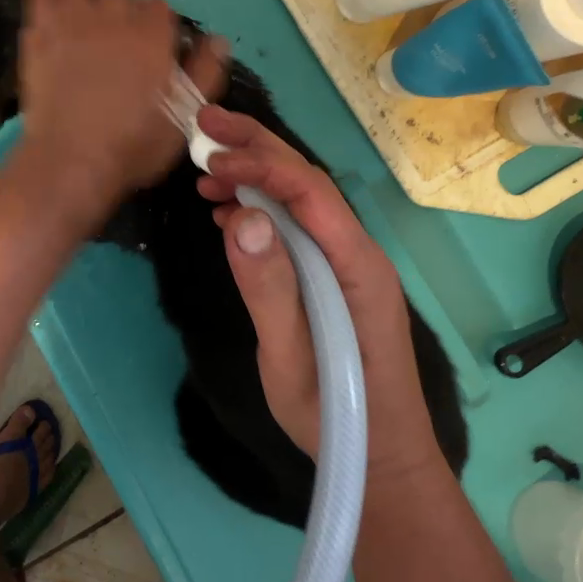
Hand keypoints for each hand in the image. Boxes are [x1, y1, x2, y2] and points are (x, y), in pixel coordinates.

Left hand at [16, 0, 226, 198]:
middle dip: (118, 10)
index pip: (157, 5)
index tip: (147, 43)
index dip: (153, 23)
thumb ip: (204, 74)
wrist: (72, 160)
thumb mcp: (183, 117)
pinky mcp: (40, 33)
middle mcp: (114, 18)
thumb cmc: (132, 145)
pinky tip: (47, 6)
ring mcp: (73, 22)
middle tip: (111, 40)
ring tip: (79, 26)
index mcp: (152, 35)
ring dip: (82, 1)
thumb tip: (218, 40)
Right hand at [194, 106, 441, 473]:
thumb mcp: (292, 358)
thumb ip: (270, 289)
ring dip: (252, 173)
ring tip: (202, 166)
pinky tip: (224, 210)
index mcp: (357, 265)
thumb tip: (241, 216)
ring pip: (298, 198)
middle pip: (306, 180)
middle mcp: (356, 251)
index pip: (309, 191)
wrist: (380, 459)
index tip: (209, 158)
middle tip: (203, 121)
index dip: (260, 165)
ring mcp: (345, 262)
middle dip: (256, 145)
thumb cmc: (338, 413)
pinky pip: (294, 225)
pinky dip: (257, 206)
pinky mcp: (330, 276)